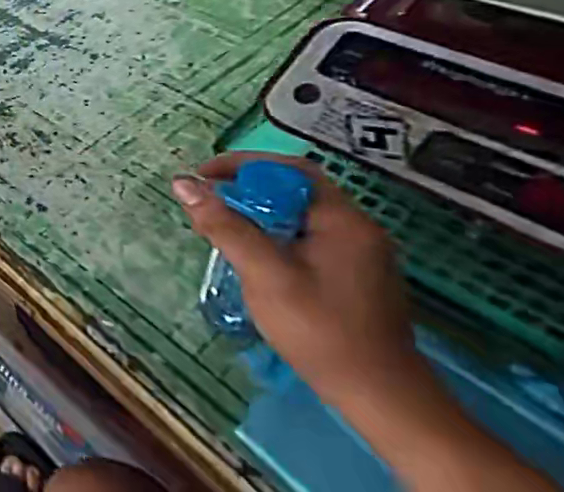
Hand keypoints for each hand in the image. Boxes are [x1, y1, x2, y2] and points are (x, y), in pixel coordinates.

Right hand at [172, 154, 420, 405]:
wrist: (381, 398)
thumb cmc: (321, 330)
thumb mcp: (265, 274)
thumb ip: (224, 225)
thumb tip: (182, 182)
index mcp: (344, 222)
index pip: (289, 170)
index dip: (241, 165)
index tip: (203, 179)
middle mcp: (356, 229)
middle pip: (293, 187)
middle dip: (245, 187)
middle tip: (206, 200)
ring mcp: (358, 253)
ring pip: (297, 211)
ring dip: (255, 209)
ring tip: (219, 225)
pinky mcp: (351, 272)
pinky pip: (304, 233)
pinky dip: (271, 230)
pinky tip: (250, 252)